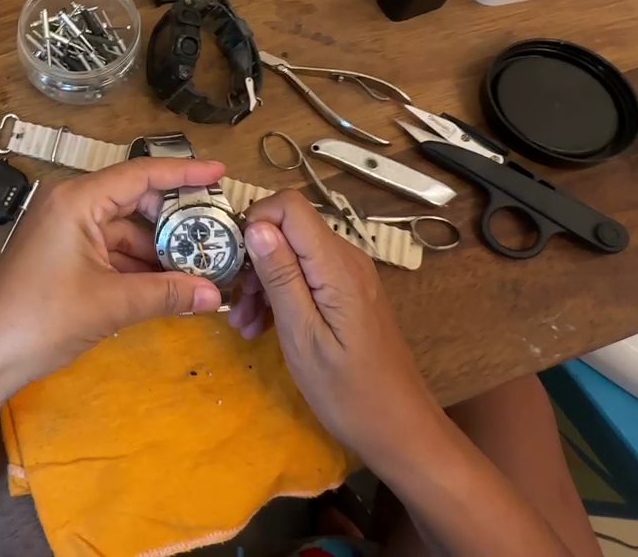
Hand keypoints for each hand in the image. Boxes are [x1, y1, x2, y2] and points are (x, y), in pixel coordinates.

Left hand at [0, 157, 229, 392]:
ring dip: (157, 248)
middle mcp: (69, 203)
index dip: (183, 173)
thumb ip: (166, 293)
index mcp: (76, 199)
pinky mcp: (62, 252)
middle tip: (216, 229)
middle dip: (174, 218)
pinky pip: (108, 248)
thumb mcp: (112, 304)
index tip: (220, 171)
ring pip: (123, 228)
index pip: (139, 174)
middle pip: (133, 199)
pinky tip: (167, 283)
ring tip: (200, 265)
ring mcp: (63, 227)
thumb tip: (215, 295)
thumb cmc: (43, 317)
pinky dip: (136, 264)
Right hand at [226, 190, 445, 467]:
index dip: (256, 220)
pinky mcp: (346, 291)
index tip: (236, 260)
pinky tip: (261, 326)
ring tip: (243, 323)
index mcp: (337, 266)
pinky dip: (279, 294)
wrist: (402, 432)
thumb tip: (256, 225)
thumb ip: (281, 277)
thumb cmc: (349, 392)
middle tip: (235, 303)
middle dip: (253, 258)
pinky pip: (304, 274)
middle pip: (287, 229)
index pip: (290, 205)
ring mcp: (348, 275)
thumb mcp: (303, 337)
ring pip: (291, 252)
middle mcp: (346, 258)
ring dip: (262, 281)